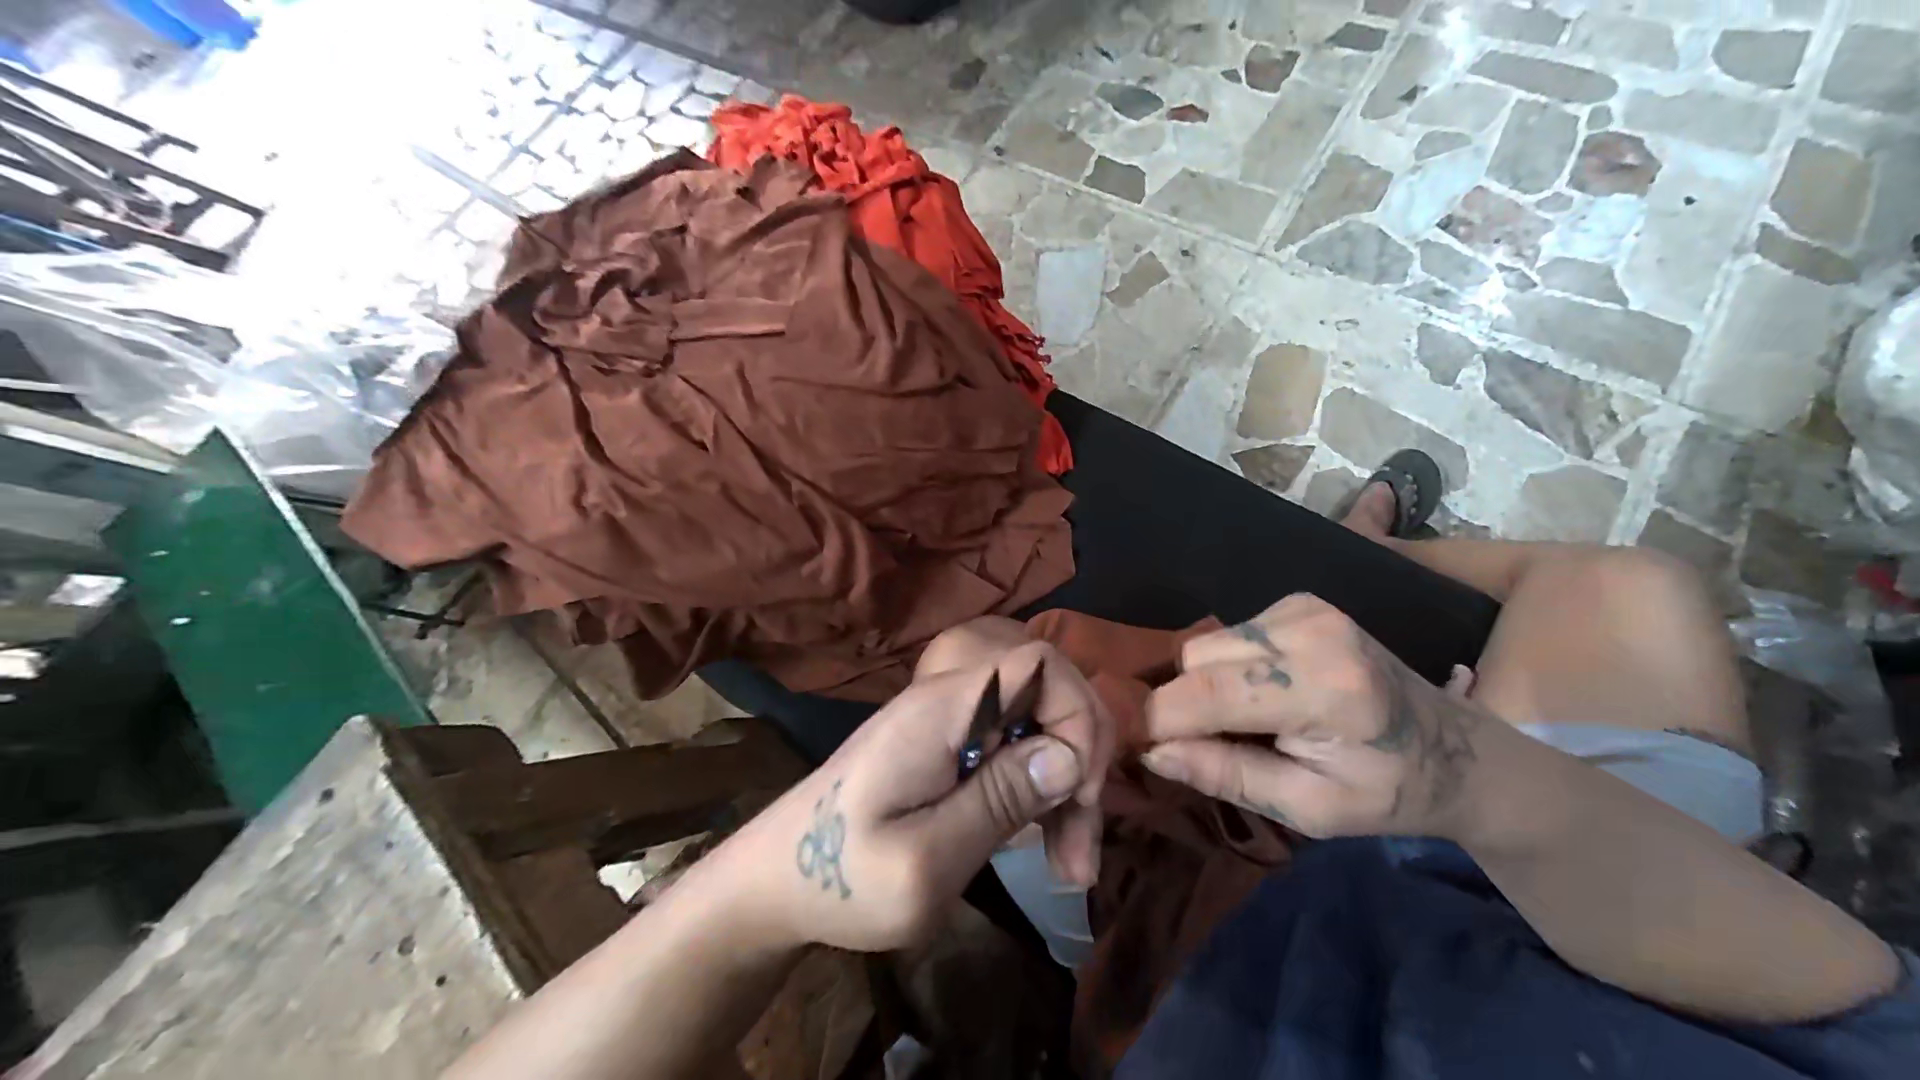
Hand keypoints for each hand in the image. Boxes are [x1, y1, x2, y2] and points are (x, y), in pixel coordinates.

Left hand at [708, 636, 1112, 953]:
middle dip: (1082, 763)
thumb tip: (1070, 755)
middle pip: (1047, 695)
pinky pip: (1015, 748)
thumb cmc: (842, 879)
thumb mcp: (925, 861)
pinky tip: (1044, 843)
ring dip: (1067, 786)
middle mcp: (950, 699)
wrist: (779, 880)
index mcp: (941, 709)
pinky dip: (1040, 791)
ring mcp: (950, 721)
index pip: (1037, 663)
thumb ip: (997, 801)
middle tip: (1081, 852)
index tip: (1082, 795)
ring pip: (1038, 726)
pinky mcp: (951, 747)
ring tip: (1071, 866)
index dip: (1079, 715)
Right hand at [1140, 594, 1488, 839]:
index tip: (1135, 748)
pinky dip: (1227, 667)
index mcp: (1325, 688)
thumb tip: (1150, 751)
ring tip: (1243, 722)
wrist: (1457, 752)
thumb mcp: (1310, 808)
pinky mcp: (1300, 602)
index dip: (1157, 720)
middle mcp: (1310, 630)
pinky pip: (1228, 634)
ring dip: (1205, 684)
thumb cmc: (1389, 793)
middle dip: (1184, 704)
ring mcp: (1305, 608)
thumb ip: (1227, 775)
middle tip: (1206, 746)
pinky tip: (1262, 694)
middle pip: (1196, 659)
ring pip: (1205, 643)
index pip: (1207, 693)